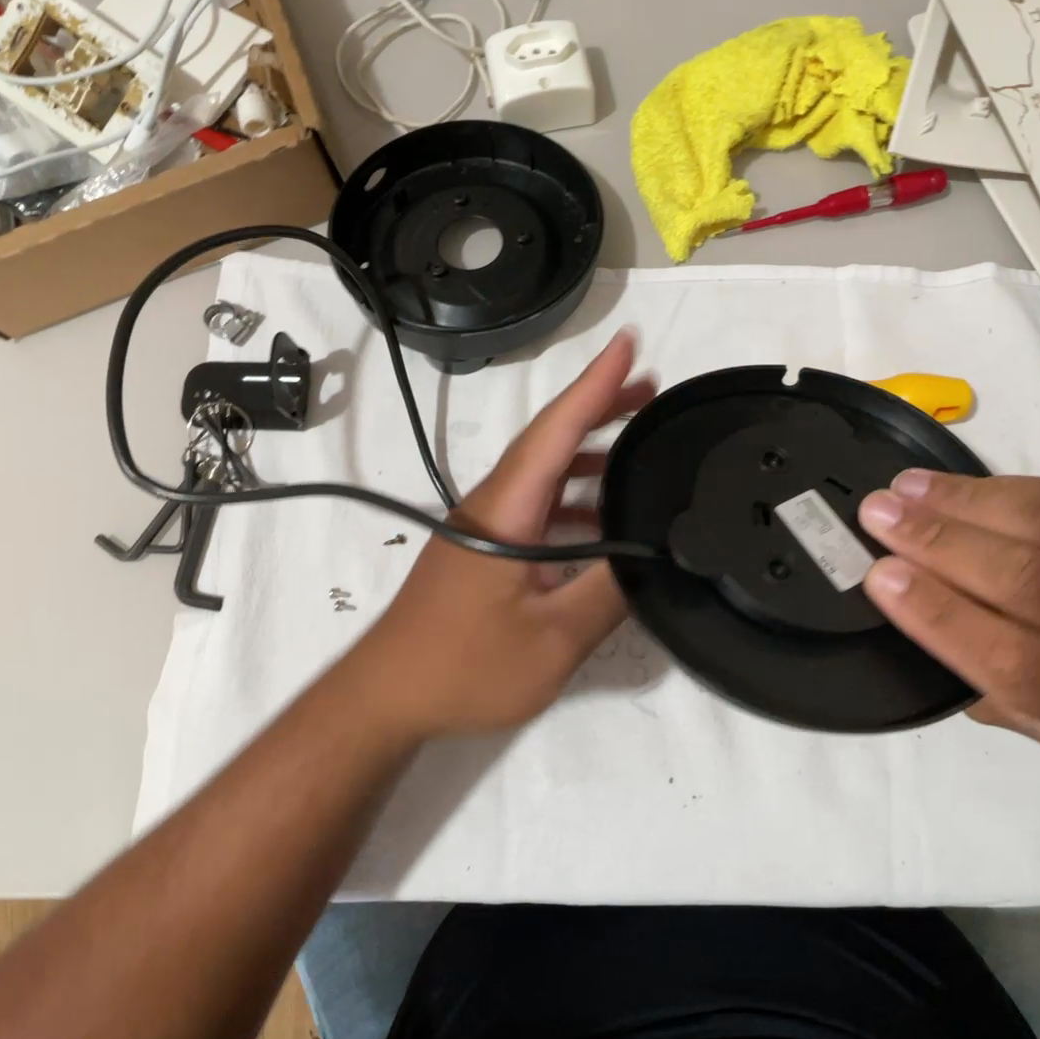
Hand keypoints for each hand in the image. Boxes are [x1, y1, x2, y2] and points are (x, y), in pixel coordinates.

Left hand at [344, 332, 656, 739]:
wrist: (386, 696)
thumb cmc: (463, 667)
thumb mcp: (551, 640)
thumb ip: (607, 594)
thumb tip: (653, 558)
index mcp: (505, 512)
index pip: (555, 432)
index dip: (596, 385)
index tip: (630, 343)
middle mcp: (491, 508)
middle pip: (548, 443)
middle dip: (598, 409)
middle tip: (651, 391)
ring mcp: (483, 531)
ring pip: (541, 476)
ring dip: (587, 455)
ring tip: (636, 443)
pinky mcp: (481, 557)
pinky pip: (535, 510)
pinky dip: (572, 500)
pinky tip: (601, 517)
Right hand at [857, 471, 1039, 760]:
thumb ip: (983, 681)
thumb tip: (906, 604)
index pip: (1014, 659)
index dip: (941, 615)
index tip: (879, 576)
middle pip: (1034, 582)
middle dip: (942, 543)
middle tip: (877, 514)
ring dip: (969, 501)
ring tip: (908, 487)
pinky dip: (1008, 487)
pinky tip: (958, 485)